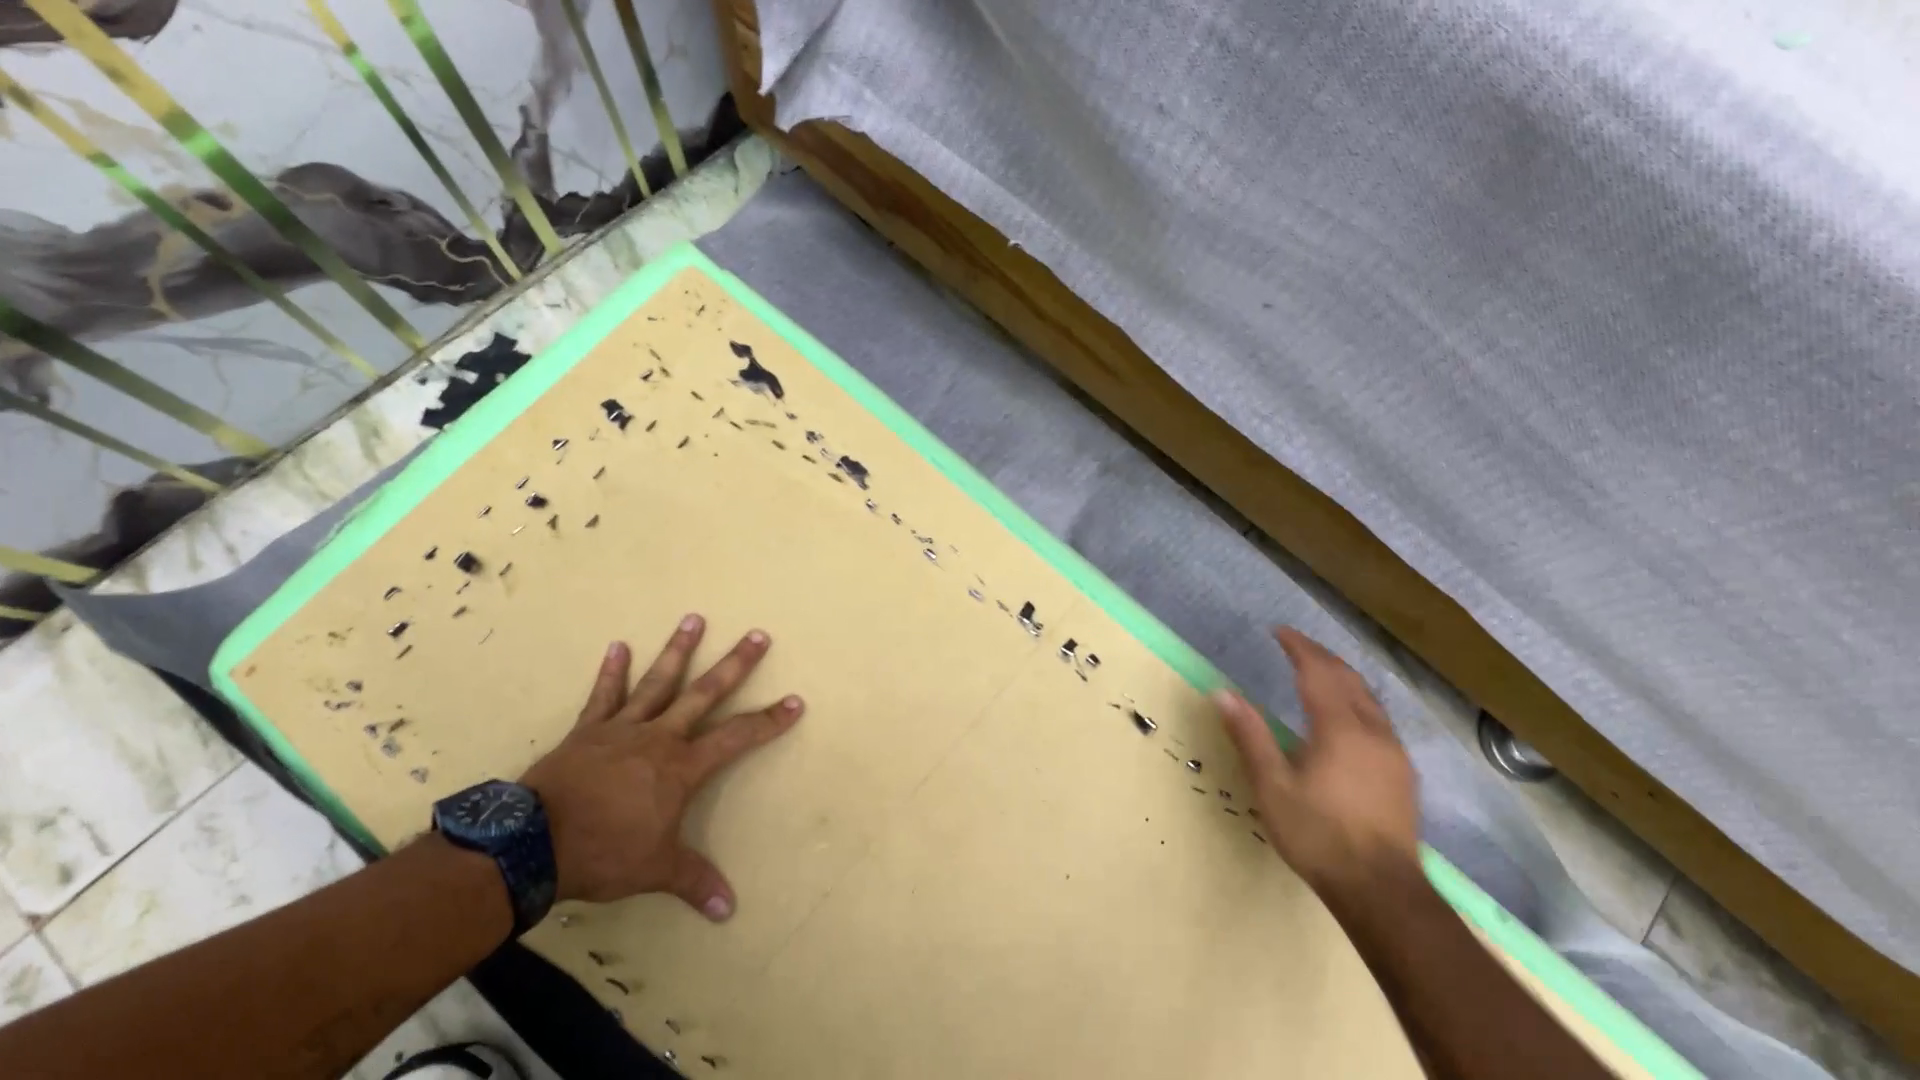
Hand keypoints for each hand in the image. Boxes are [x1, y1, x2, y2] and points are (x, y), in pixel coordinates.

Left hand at [519, 614, 802, 920]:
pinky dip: (611, 672)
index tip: (794, 701)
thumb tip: (728, 910)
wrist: (535, 843)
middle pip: (704, 694)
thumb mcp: (657, 870)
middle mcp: (658, 738)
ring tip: (693, 618)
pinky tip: (618, 646)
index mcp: (682, 768)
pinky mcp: (587, 731)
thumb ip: (694, 881)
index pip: (737, 738)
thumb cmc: (605, 852)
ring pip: (657, 682)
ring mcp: (621, 729)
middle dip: (734, 666)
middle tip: (757, 635)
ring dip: (678, 651)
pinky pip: (603, 696)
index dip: (768, 721)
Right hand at [1213, 627, 1418, 900]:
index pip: (1318, 673)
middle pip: (1349, 679)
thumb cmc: (1318, 836)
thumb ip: (1250, 736)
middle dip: (1322, 657)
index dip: (1299, 648)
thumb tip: (1222, 694)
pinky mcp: (1403, 774)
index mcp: (1339, 729)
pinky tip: (1349, 718)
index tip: (1280, 632)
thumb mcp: (1272, 787)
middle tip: (1297, 646)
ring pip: (1370, 699)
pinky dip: (1358, 702)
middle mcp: (1372, 731)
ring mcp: (1394, 753)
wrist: (1380, 888)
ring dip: (1344, 678)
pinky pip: (1380, 720)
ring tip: (1321, 673)